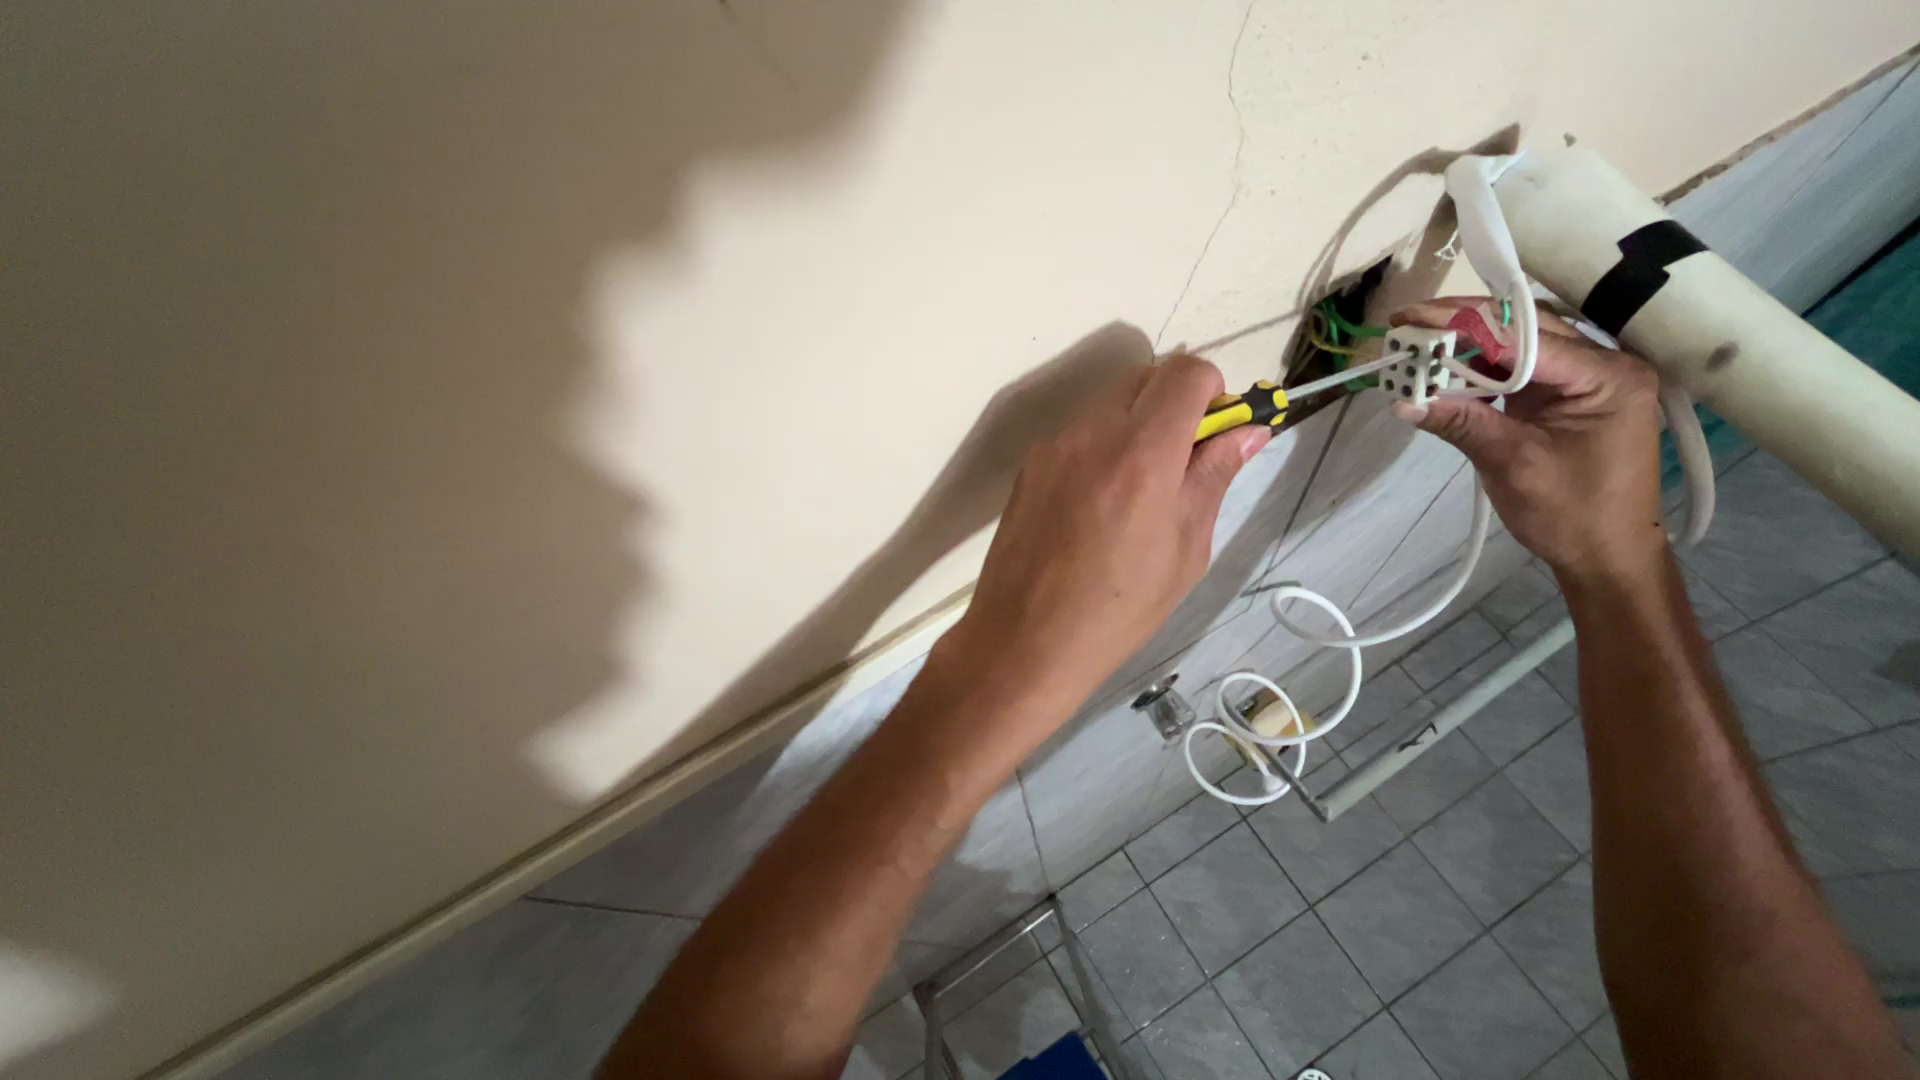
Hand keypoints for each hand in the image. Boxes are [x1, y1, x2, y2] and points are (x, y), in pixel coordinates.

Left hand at [939, 355, 1269, 716]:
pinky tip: (1098, 506)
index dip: (1214, 389)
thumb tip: (1248, 432)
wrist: (1023, 641)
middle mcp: (1092, 434)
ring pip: (1108, 405)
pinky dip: (1101, 447)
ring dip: (1136, 424)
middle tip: (1185, 459)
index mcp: (1142, 453)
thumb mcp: (1186, 550)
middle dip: (1175, 402)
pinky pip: (1078, 435)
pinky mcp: (1028, 467)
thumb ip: (1213, 478)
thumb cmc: (1119, 610)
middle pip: (1145, 378)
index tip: (1219, 429)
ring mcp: (1052, 447)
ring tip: (1139, 491)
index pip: (1186, 373)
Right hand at [1390, 298, 1666, 582]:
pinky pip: (1518, 372)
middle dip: (1464, 325)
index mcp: (1606, 376)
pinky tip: (1444, 372)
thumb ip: (1462, 423)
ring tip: (1418, 344)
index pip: (1526, 336)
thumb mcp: (1512, 464)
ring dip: (1467, 346)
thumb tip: (1403, 401)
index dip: (1466, 325)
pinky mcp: (1564, 398)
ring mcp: (1584, 381)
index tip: (1413, 320)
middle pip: (1524, 329)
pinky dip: (1479, 371)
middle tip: (1407, 324)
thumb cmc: (1571, 513)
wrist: (1606, 555)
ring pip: (1518, 347)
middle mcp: (1602, 366)